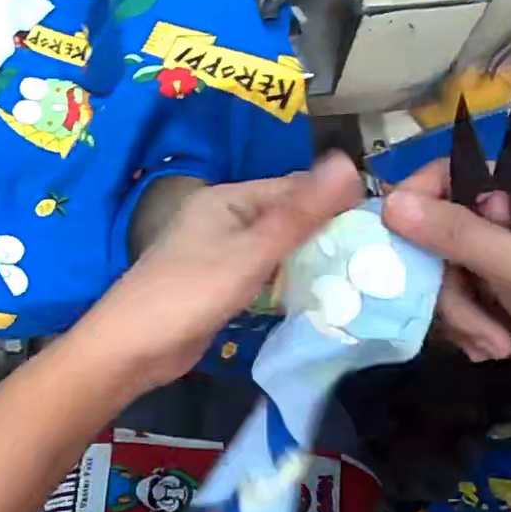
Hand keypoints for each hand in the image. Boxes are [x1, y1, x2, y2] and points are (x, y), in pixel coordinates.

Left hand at [73, 153, 363, 389]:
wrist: (132, 348)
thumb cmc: (189, 293)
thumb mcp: (250, 253)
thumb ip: (299, 214)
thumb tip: (348, 163)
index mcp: (227, 199)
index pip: (292, 187)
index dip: (332, 200)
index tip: (377, 224)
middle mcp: (223, 219)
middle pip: (285, 217)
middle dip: (324, 233)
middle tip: (373, 257)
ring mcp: (220, 254)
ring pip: (275, 248)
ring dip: (307, 259)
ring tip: (357, 275)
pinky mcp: (220, 285)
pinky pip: (262, 275)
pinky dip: (286, 281)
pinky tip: (315, 294)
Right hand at [381, 159, 510, 434]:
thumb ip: (455, 234)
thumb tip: (389, 201)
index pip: (449, 176)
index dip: (415, 206)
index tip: (393, 242)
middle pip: (441, 234)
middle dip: (449, 286)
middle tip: (468, 323)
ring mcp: (510, 255)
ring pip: (447, 272)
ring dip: (462, 314)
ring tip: (494, 345)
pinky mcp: (506, 291)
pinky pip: (462, 299)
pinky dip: (471, 326)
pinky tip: (494, 347)